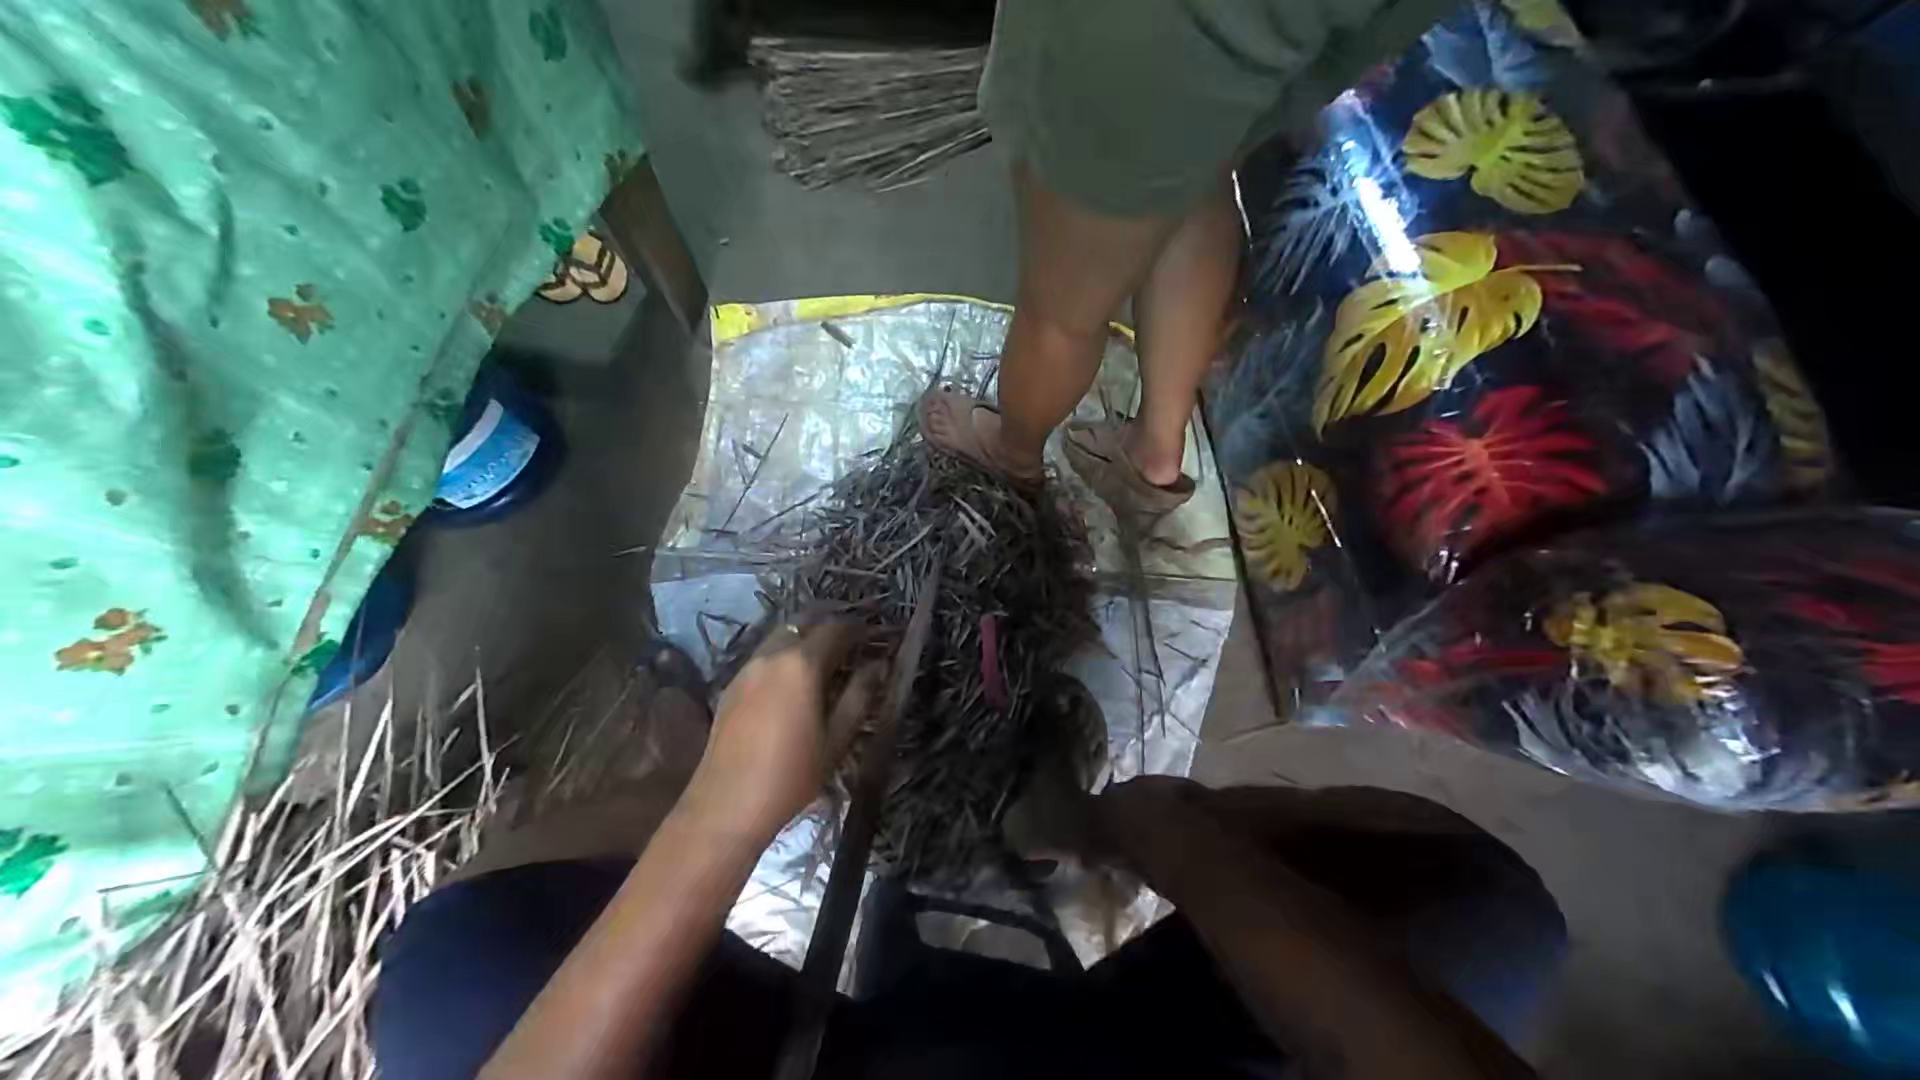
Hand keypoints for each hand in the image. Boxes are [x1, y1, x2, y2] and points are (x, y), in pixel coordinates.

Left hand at [683, 621, 880, 839]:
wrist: (726, 806)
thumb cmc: (791, 775)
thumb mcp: (837, 739)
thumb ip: (860, 695)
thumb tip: (879, 665)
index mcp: (801, 664)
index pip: (836, 628)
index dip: (860, 629)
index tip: (877, 637)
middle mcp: (771, 655)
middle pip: (804, 622)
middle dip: (831, 623)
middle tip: (854, 639)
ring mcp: (746, 668)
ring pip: (781, 635)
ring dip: (806, 636)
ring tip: (827, 657)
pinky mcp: (731, 685)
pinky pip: (764, 654)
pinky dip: (785, 652)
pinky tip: (795, 677)